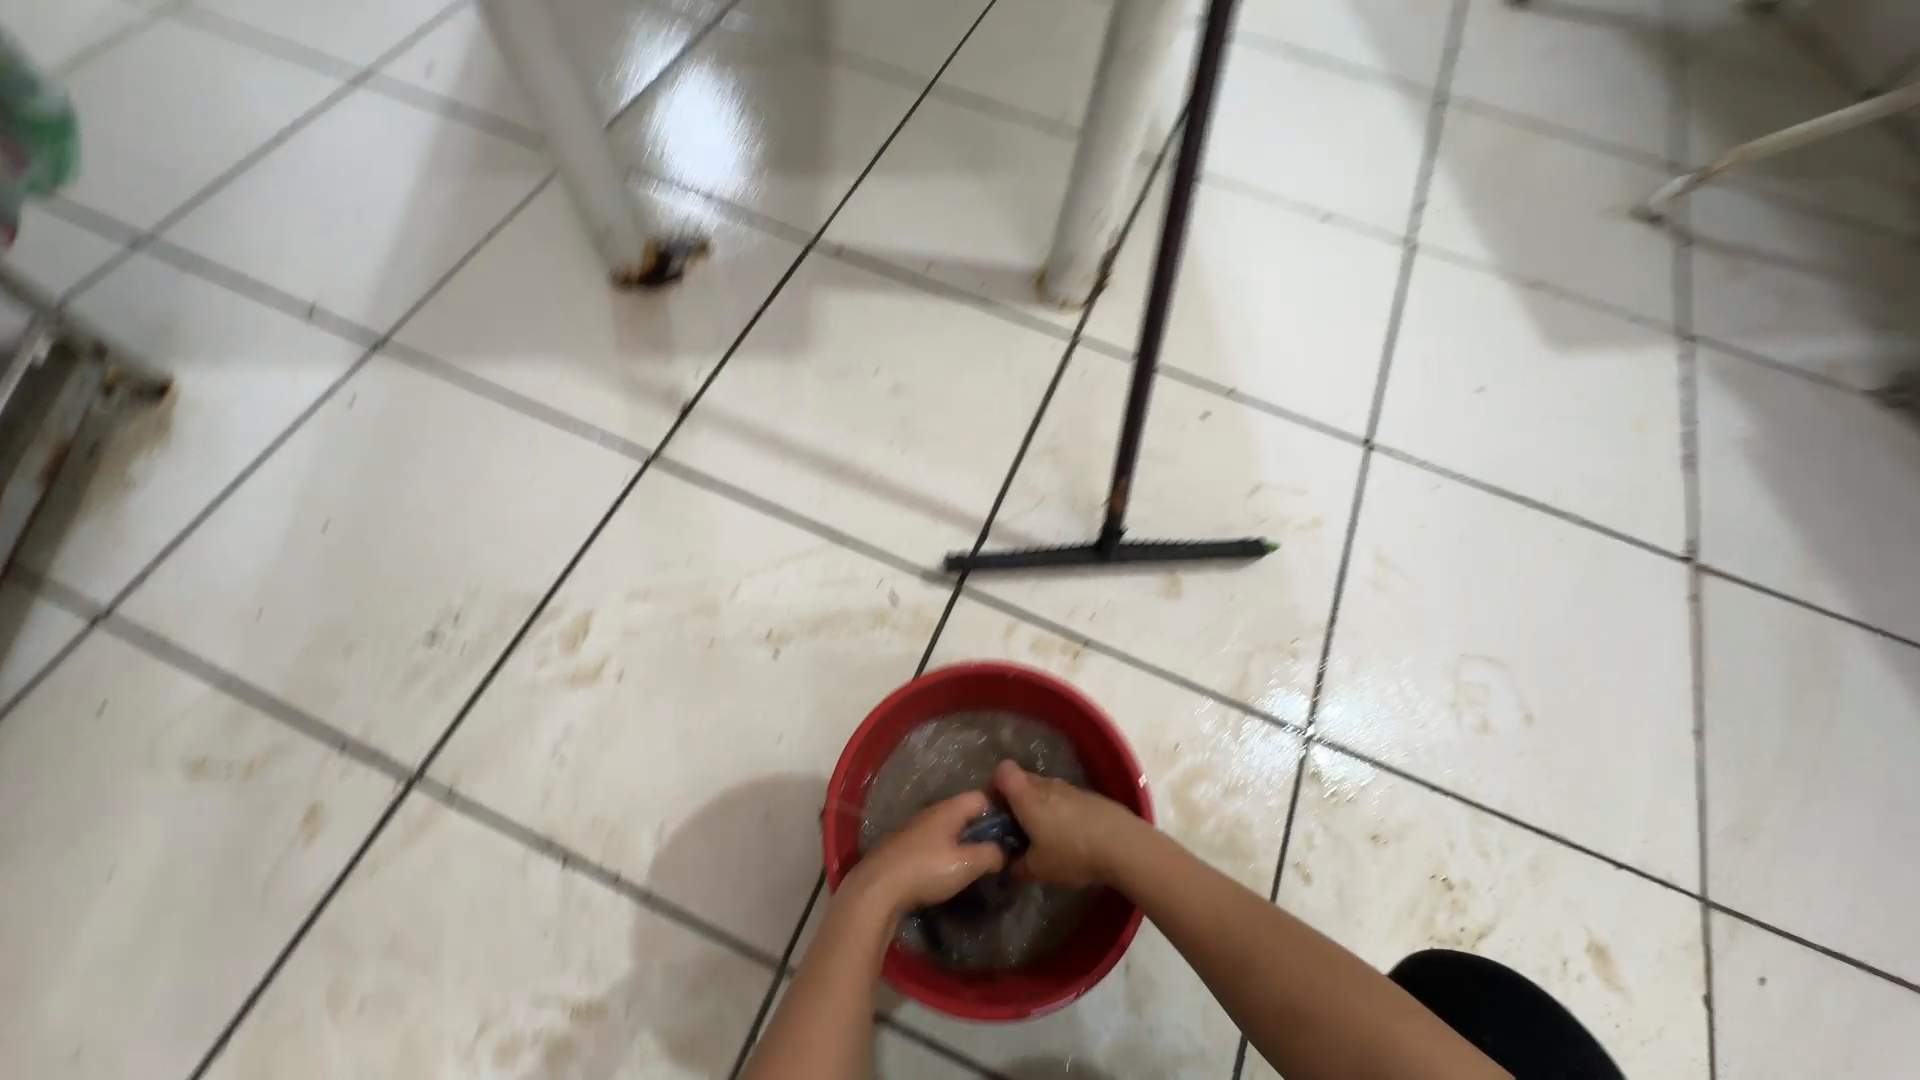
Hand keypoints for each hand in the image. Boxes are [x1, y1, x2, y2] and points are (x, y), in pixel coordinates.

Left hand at [845, 792, 1007, 915]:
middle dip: (981, 831)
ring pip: (947, 830)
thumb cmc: (926, 870)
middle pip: (964, 814)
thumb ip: (991, 854)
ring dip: (962, 844)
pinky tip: (946, 874)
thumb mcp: (967, 864)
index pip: (982, 797)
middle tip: (996, 853)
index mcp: (949, 809)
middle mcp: (931, 813)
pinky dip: (944, 854)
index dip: (1000, 811)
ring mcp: (915, 829)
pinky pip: (933, 844)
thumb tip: (1003, 852)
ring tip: (974, 866)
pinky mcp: (903, 848)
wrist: (877, 888)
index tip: (1010, 833)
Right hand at [994, 760, 1139, 887]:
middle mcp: (1047, 785)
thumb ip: (1017, 867)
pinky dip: (1060, 812)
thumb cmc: (1072, 853)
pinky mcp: (1090, 797)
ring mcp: (1070, 789)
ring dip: (1039, 806)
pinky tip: (1070, 837)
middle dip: (1015, 799)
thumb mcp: (1038, 869)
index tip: (995, 809)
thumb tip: (1009, 867)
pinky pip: (1065, 798)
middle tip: (1017, 827)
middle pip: (1023, 780)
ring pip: (1045, 790)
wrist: (1123, 845)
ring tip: (1044, 835)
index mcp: (1027, 797)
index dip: (994, 785)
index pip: (1002, 771)